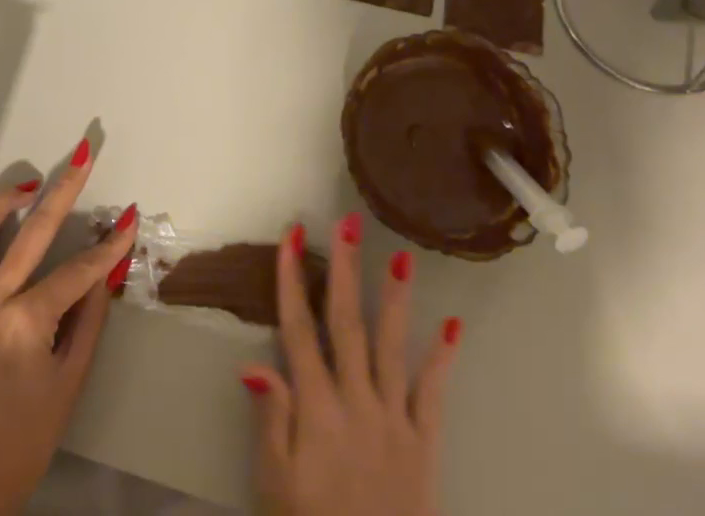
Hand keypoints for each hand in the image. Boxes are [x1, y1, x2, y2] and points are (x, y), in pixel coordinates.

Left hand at [0, 138, 138, 515]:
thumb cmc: (29, 432)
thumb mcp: (71, 377)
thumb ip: (88, 318)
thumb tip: (105, 271)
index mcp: (25, 323)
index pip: (77, 272)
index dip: (108, 246)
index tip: (130, 216)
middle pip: (31, 234)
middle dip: (62, 191)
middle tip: (81, 156)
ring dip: (2, 204)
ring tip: (28, 185)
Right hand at [243, 214, 460, 515]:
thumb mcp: (274, 482)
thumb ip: (270, 421)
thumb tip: (251, 364)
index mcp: (315, 408)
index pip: (298, 330)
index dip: (292, 280)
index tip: (291, 236)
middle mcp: (357, 401)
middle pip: (348, 324)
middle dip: (345, 269)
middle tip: (349, 223)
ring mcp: (395, 418)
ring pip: (393, 346)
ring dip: (395, 298)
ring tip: (403, 255)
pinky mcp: (424, 441)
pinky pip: (434, 392)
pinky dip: (443, 356)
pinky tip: (452, 323)